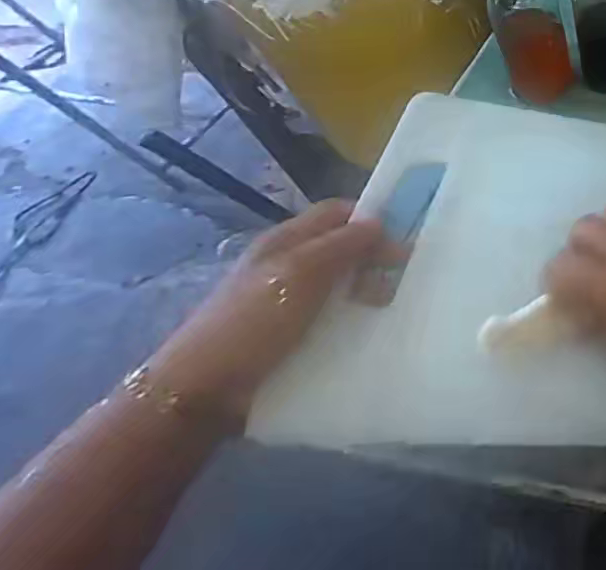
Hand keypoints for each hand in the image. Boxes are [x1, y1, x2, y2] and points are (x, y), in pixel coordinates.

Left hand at [146, 200, 403, 421]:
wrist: (200, 394)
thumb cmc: (252, 321)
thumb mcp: (301, 273)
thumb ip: (343, 244)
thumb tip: (380, 223)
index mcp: (286, 239)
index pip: (338, 211)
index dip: (371, 216)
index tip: (405, 234)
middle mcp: (288, 262)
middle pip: (342, 244)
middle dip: (374, 253)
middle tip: (402, 273)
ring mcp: (287, 298)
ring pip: (340, 279)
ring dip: (367, 285)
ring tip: (390, 302)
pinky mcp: (289, 331)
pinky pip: (331, 311)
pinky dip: (353, 313)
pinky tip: (368, 326)